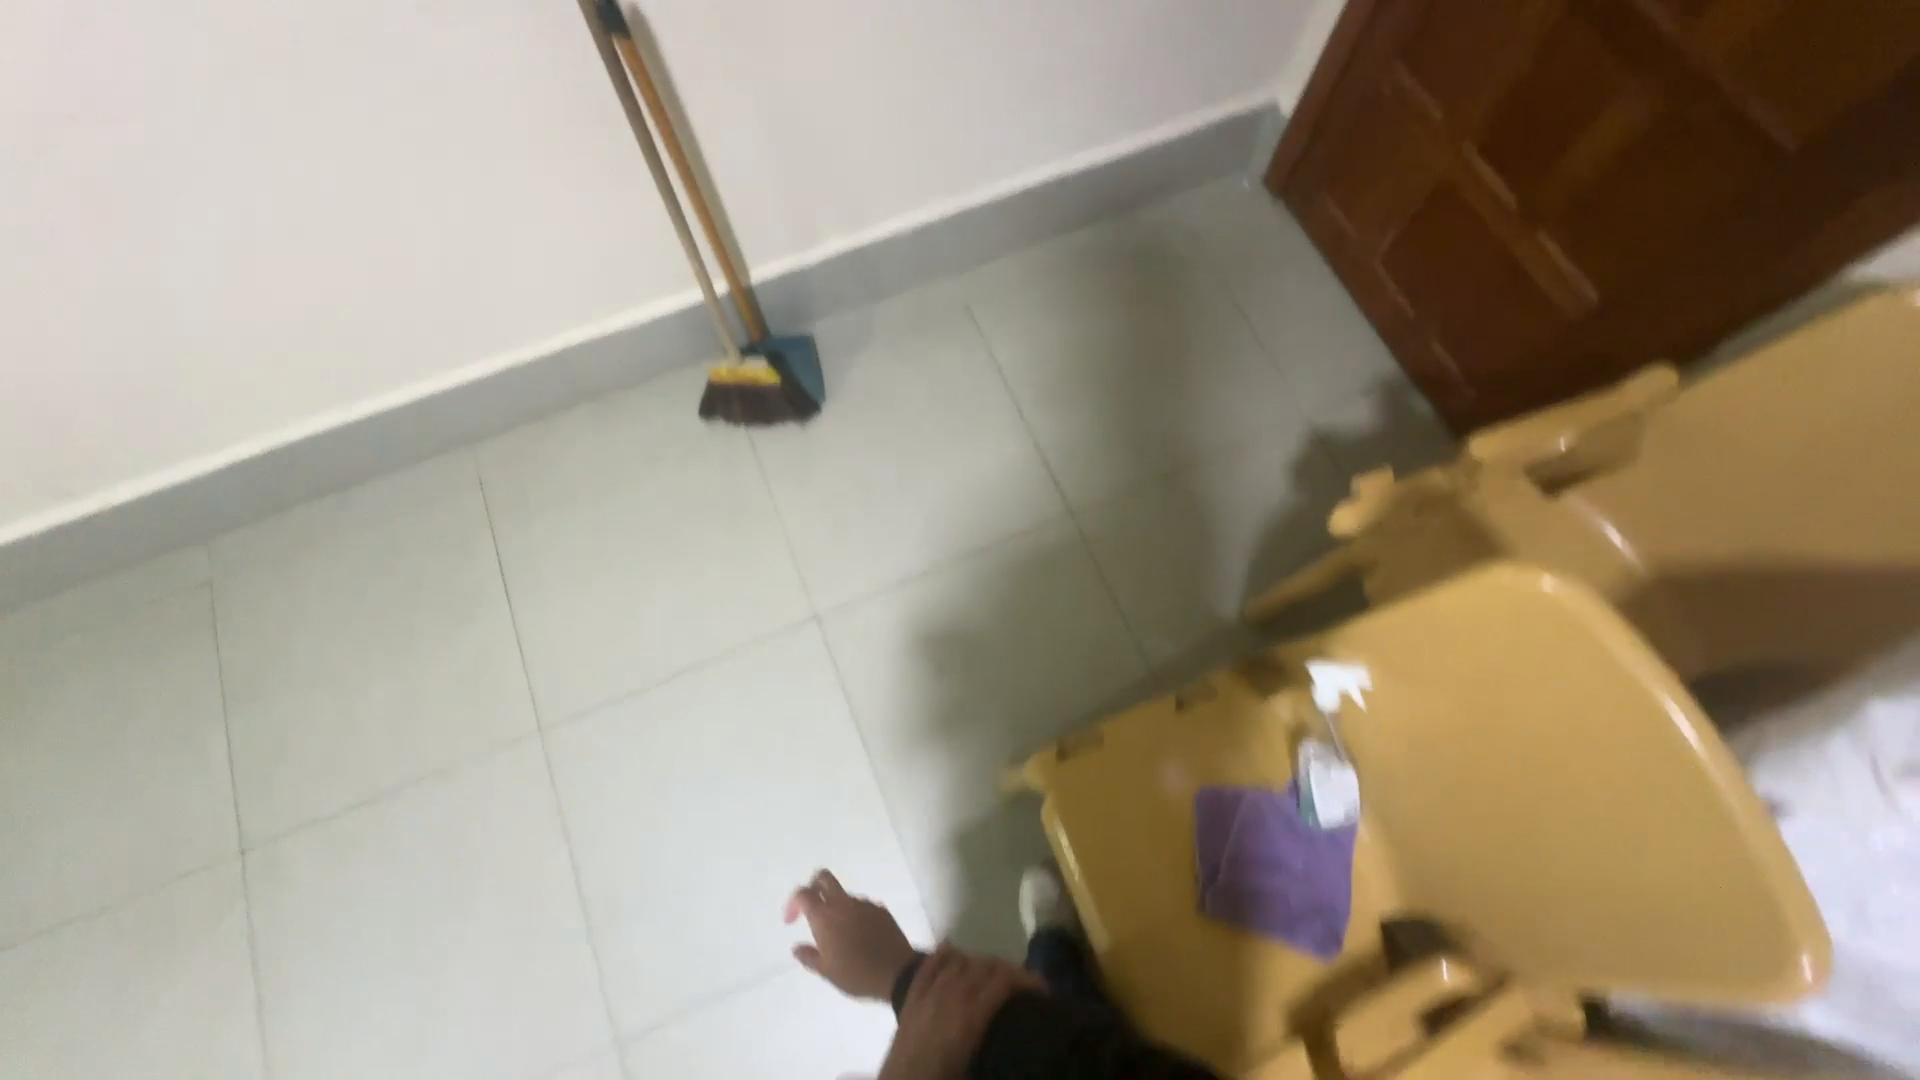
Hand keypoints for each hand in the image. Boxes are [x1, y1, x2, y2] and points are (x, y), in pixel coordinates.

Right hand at [785, 869, 917, 1001]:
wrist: (897, 973)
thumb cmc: (856, 975)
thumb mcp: (826, 972)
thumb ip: (809, 956)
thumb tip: (797, 948)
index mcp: (825, 917)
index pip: (803, 893)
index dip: (793, 903)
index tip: (791, 922)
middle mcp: (843, 904)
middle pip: (823, 878)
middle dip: (813, 887)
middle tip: (811, 909)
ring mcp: (864, 904)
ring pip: (843, 895)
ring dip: (836, 907)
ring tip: (839, 936)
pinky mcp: (880, 909)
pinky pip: (861, 906)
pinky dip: (854, 915)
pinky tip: (859, 937)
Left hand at [879, 947, 1039, 1079]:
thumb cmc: (942, 1079)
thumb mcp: (974, 1066)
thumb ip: (994, 1039)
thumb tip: (1018, 1040)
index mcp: (971, 1015)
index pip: (1004, 981)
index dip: (1027, 980)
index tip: (1043, 989)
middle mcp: (952, 995)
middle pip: (986, 966)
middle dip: (1009, 970)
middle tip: (1023, 985)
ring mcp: (930, 992)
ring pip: (961, 961)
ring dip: (981, 964)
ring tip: (993, 975)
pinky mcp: (913, 997)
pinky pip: (931, 965)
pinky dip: (945, 955)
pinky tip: (954, 951)